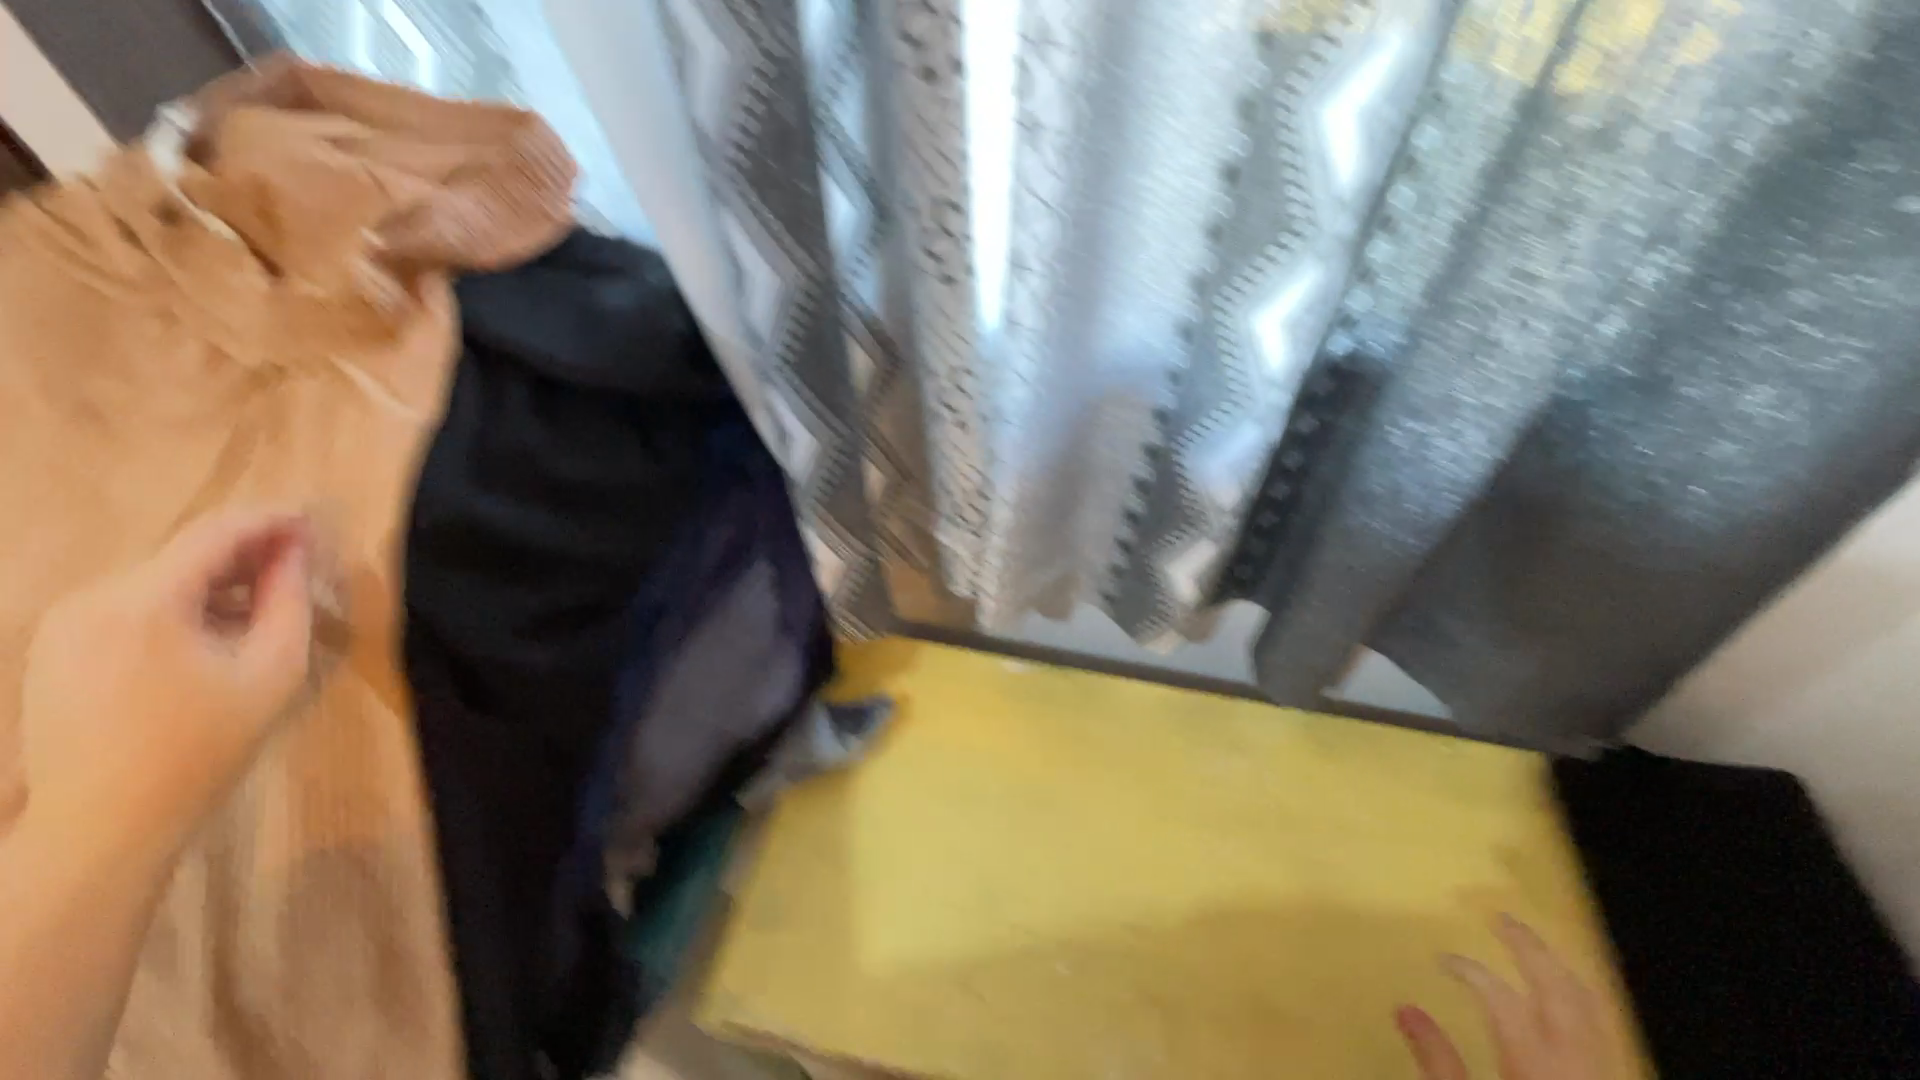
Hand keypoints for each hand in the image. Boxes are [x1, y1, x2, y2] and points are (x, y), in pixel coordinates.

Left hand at [19, 510, 316, 850]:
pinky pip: (133, 606)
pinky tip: (215, 637)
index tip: (315, 519)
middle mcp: (91, 599)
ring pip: (160, 580)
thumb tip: (297, 551)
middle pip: (184, 554)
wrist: (105, 822)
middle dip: (246, 554)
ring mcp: (64, 623)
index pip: (215, 533)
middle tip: (300, 566)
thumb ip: (289, 599)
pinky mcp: (57, 647)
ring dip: (216, 583)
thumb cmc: (203, 747)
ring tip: (263, 608)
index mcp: (142, 602)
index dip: (271, 520)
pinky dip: (182, 606)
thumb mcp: (272, 670)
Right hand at [1396, 915, 1619, 1079]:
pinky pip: (1603, 1030)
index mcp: (1534, 1067)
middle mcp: (1575, 1064)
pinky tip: (1564, 997)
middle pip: (1558, 989)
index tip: (1442, 960)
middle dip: (1528, 948)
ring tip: (1531, 946)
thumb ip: (1437, 1063)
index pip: (1500, 997)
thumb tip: (1405, 1009)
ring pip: (1591, 1006)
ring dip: (1560, 969)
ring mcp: (1601, 1075)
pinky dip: (1581, 999)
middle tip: (1499, 917)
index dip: (1469, 970)